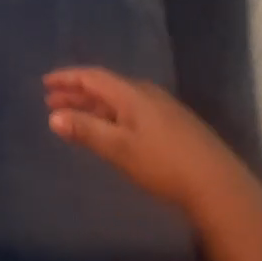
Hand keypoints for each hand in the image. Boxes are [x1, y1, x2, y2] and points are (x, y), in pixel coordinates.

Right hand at [43, 66, 243, 214]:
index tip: (45, 83)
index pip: (93, 77)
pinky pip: (130, 109)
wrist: (216, 184)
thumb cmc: (163, 164)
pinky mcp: (172, 124)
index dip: (67, 78)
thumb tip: (53, 116)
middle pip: (105, 86)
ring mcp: (161, 108)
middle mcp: (145, 93)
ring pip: (118, 99)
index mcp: (131, 93)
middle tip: (52, 102)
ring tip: (74, 116)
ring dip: (93, 105)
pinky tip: (109, 129)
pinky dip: (110, 114)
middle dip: (77, 93)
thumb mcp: (119, 148)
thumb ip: (86, 130)